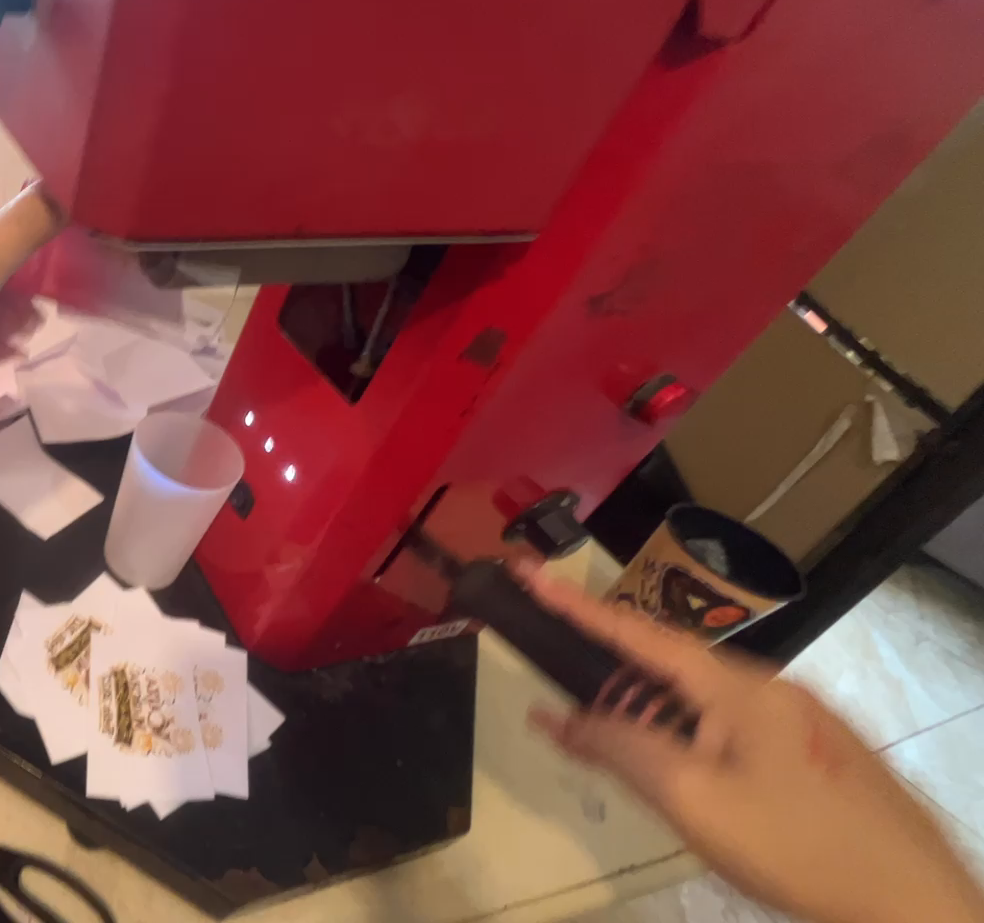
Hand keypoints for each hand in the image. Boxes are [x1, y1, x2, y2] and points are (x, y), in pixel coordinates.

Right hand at [524, 571, 983, 922]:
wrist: (933, 919)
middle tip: (572, 691)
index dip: (573, 602)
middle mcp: (769, 686)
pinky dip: (688, 727)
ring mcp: (802, 718)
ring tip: (630, 745)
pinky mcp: (821, 750)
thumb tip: (549, 716)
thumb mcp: (688, 797)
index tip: (526, 571)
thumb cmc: (799, 847)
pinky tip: (689, 769)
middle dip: (611, 668)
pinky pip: (730, 720)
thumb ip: (613, 746)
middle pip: (666, 661)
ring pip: (699, 695)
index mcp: (736, 686)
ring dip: (652, 708)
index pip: (634, 631)